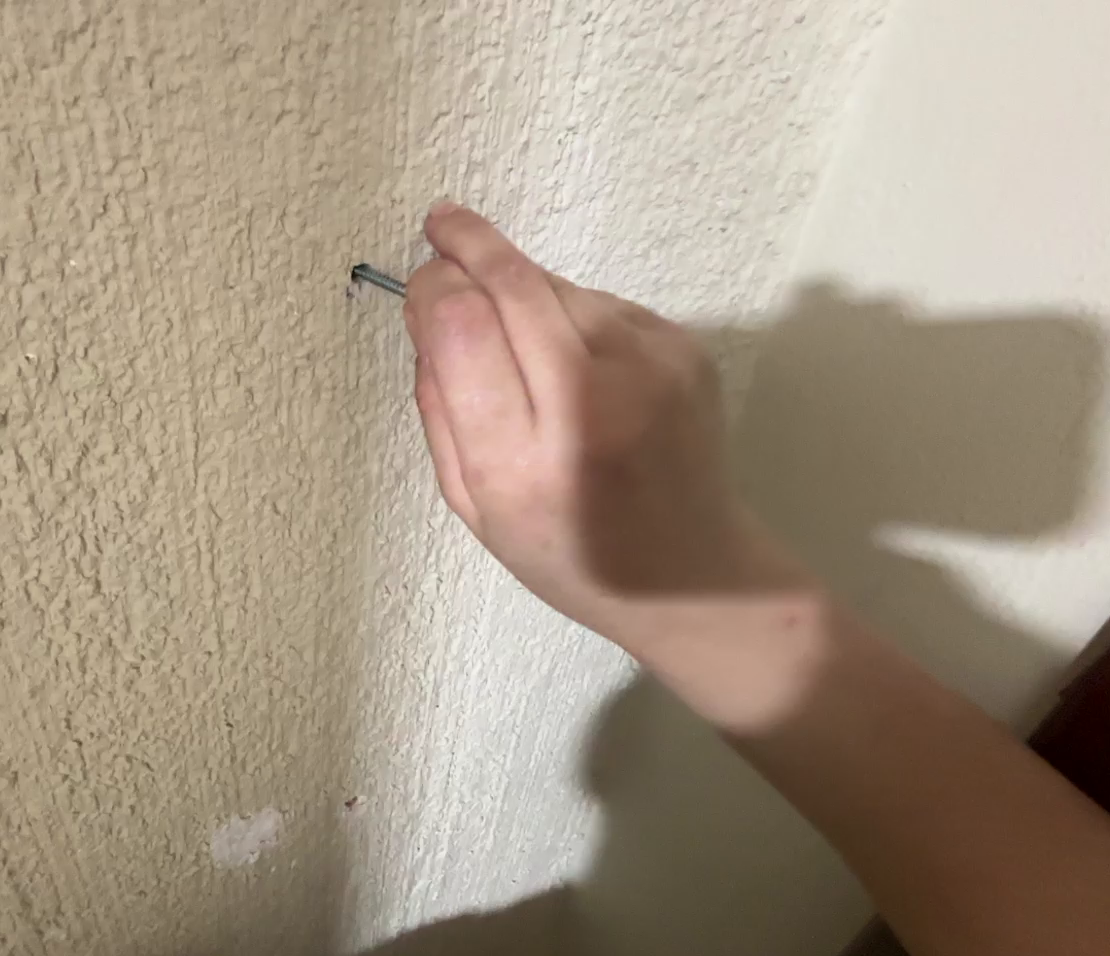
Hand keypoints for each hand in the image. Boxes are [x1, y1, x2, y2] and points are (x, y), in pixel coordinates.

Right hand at [403, 203, 802, 661]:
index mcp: (519, 461)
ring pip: (557, 284)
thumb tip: (427, 323)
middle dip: (467, 244)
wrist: (688, 574)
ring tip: (510, 326)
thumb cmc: (565, 555)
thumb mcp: (474, 509)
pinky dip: (567, 312)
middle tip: (442, 228)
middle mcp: (588, 405)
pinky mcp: (685, 348)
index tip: (421, 278)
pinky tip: (568, 356)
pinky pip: (600, 303)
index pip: (461, 330)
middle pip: (512, 283)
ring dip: (517, 284)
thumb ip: (440, 415)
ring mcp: (649, 369)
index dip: (433, 287)